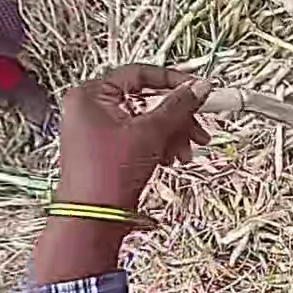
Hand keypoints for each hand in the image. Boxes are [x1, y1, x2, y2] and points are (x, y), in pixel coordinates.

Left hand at [35, 65, 209, 285]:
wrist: (94, 218)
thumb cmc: (109, 174)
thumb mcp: (150, 133)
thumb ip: (178, 106)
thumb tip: (200, 87)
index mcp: (92, 95)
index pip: (139, 74)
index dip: (173, 81)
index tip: (198, 90)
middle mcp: (91, 109)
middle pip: (147, 100)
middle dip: (177, 118)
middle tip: (198, 130)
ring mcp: (98, 130)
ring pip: (147, 121)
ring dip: (172, 135)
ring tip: (184, 153)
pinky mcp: (107, 150)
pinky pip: (140, 138)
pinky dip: (159, 146)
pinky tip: (170, 160)